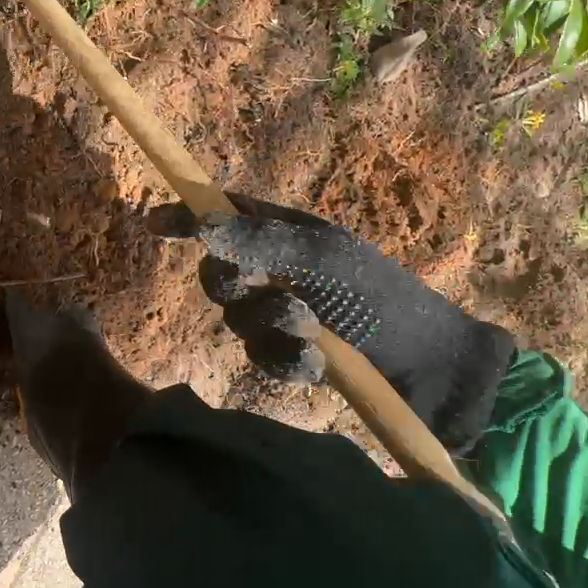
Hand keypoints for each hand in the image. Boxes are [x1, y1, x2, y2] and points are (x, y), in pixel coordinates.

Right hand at [154, 194, 513, 450]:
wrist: (432, 371)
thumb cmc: (381, 297)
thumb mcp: (323, 257)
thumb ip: (261, 240)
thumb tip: (203, 225)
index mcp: (281, 233)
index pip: (220, 216)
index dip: (186, 218)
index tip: (155, 223)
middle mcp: (271, 271)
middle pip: (216, 273)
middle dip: (238, 287)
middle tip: (270, 292)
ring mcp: (276, 316)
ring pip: (235, 320)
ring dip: (271, 326)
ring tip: (313, 333)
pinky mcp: (285, 357)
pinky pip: (258, 357)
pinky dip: (284, 360)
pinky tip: (316, 363)